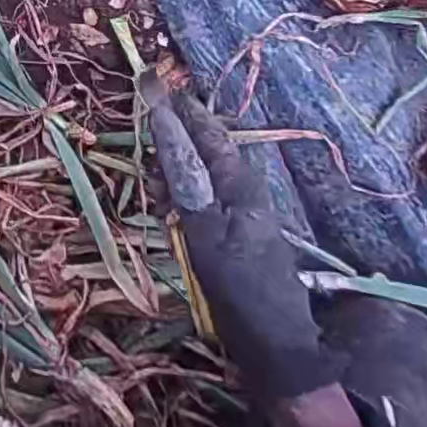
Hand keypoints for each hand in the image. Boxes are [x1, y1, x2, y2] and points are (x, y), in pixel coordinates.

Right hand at [142, 73, 340, 404]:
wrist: (277, 343)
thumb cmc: (239, 290)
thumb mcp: (205, 236)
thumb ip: (186, 185)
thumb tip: (170, 140)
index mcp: (238, 184)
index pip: (200, 135)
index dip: (175, 110)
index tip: (152, 84)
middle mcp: (243, 188)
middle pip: (204, 145)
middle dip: (175, 132)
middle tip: (148, 128)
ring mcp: (241, 208)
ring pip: (202, 168)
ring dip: (174, 165)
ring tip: (155, 186)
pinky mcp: (237, 227)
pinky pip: (204, 191)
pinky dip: (181, 189)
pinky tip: (169, 208)